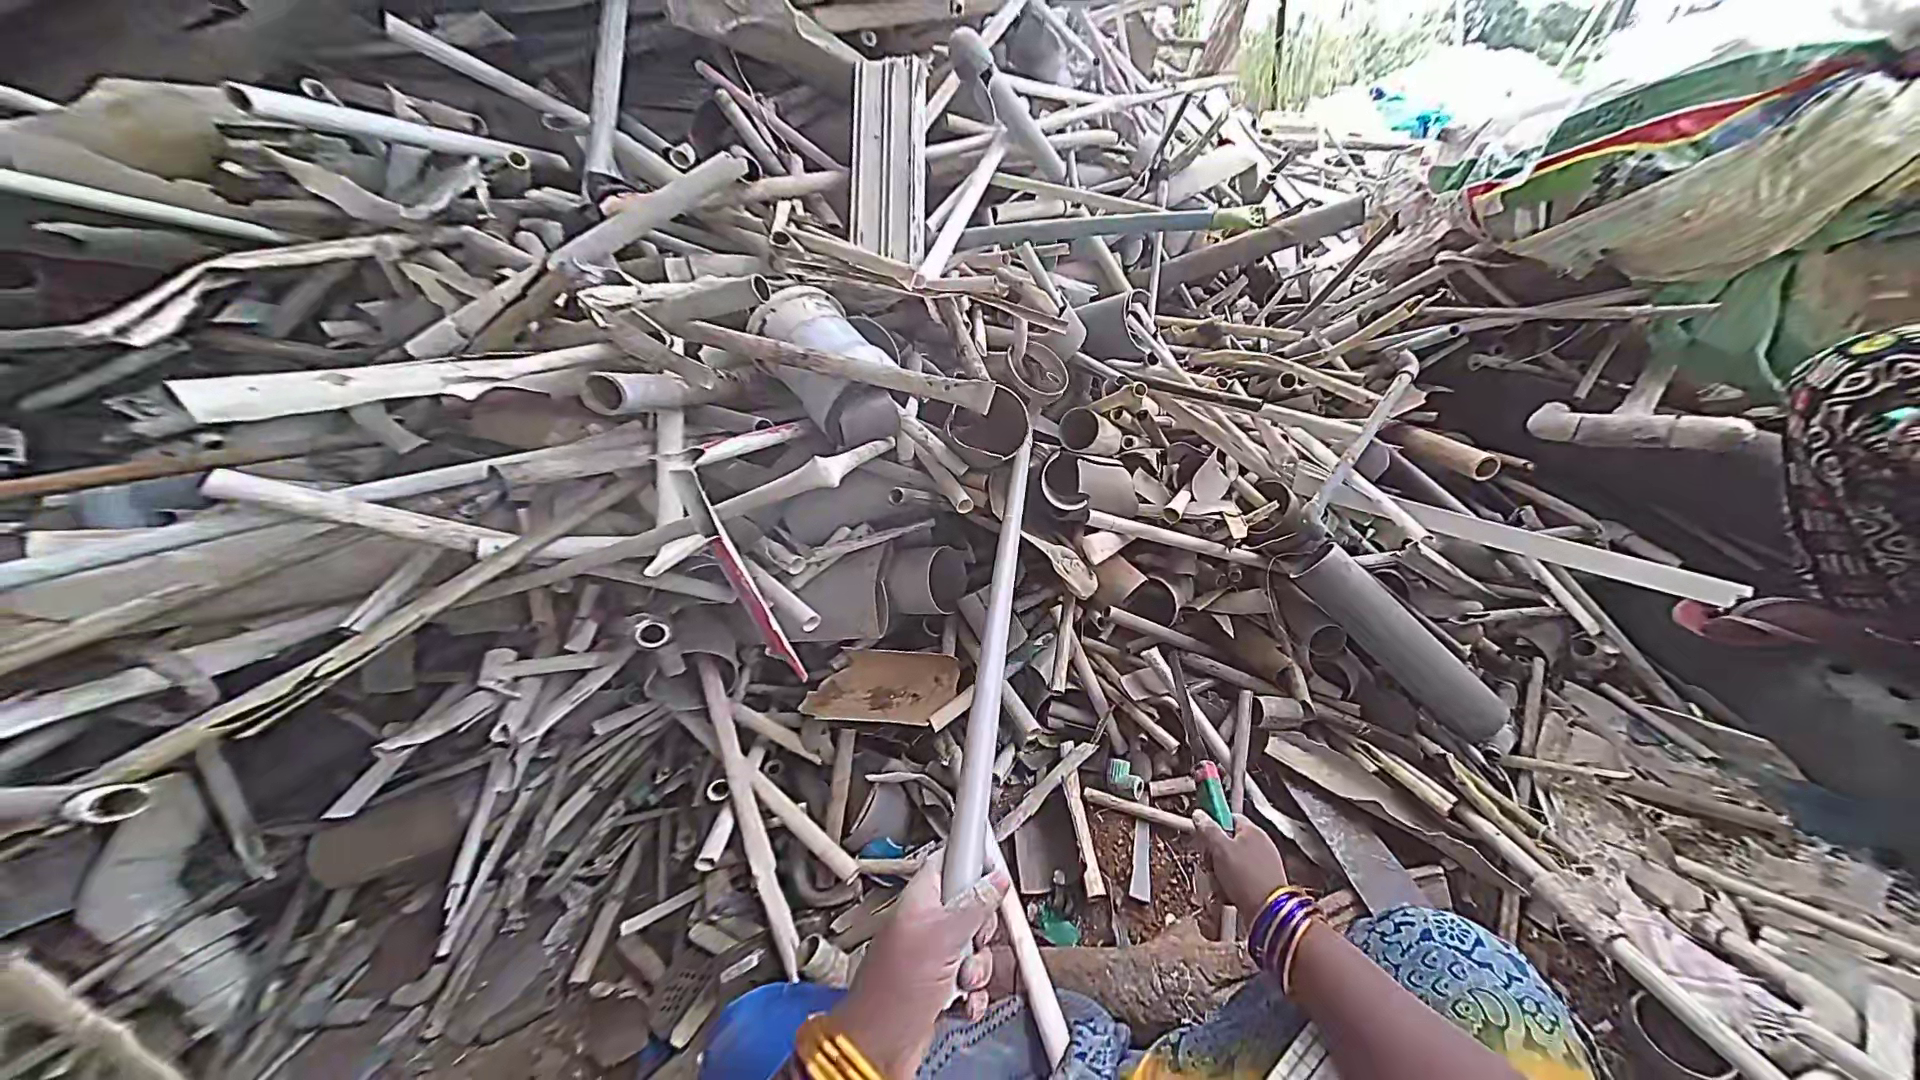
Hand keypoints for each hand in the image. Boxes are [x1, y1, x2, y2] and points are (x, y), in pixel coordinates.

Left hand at [828, 858, 1010, 1077]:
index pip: (949, 862)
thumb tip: (995, 880)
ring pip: (974, 948)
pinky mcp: (940, 985)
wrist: (879, 1047)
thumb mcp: (943, 936)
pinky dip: (972, 994)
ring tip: (961, 979)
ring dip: (976, 968)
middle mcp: (927, 922)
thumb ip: (974, 905)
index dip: (971, 865)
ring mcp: (934, 955)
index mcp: (921, 898)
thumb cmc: (895, 986)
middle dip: (981, 931)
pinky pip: (971, 980)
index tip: (991, 874)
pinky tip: (960, 1001)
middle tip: (973, 940)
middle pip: (972, 908)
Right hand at [1192, 811, 1288, 915]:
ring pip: (1231, 863)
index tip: (1203, 833)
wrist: (1268, 914)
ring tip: (1219, 882)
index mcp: (1253, 831)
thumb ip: (1208, 829)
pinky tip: (1227, 893)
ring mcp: (1262, 866)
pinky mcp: (1262, 884)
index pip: (1228, 817)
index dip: (1213, 825)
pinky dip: (1230, 886)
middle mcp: (1261, 846)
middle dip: (1214, 854)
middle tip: (1210, 862)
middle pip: (1227, 842)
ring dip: (1220, 872)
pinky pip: (1239, 879)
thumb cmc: (1247, 878)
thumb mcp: (1219, 848)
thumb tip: (1200, 815)